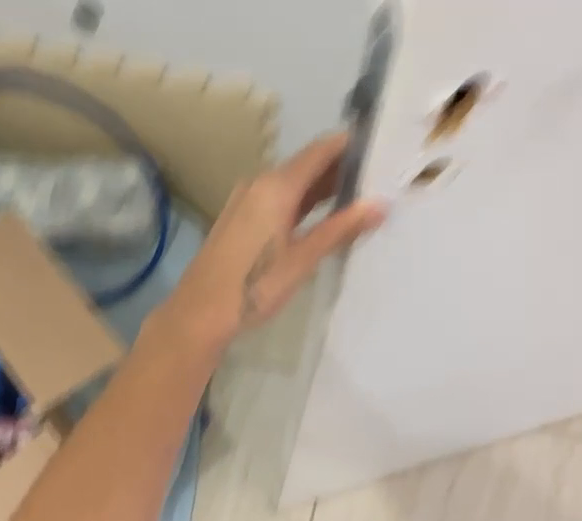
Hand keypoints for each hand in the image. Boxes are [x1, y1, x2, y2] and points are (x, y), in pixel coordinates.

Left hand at [150, 132, 385, 354]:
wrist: (199, 314)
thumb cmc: (254, 286)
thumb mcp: (302, 260)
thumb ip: (340, 229)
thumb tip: (380, 204)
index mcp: (276, 186)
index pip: (321, 150)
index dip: (351, 145)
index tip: (382, 147)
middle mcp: (259, 184)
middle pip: (306, 166)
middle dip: (340, 170)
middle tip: (377, 178)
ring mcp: (245, 202)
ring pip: (291, 185)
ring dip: (321, 190)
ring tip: (357, 199)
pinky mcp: (238, 221)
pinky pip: (277, 202)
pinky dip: (301, 204)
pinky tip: (319, 221)